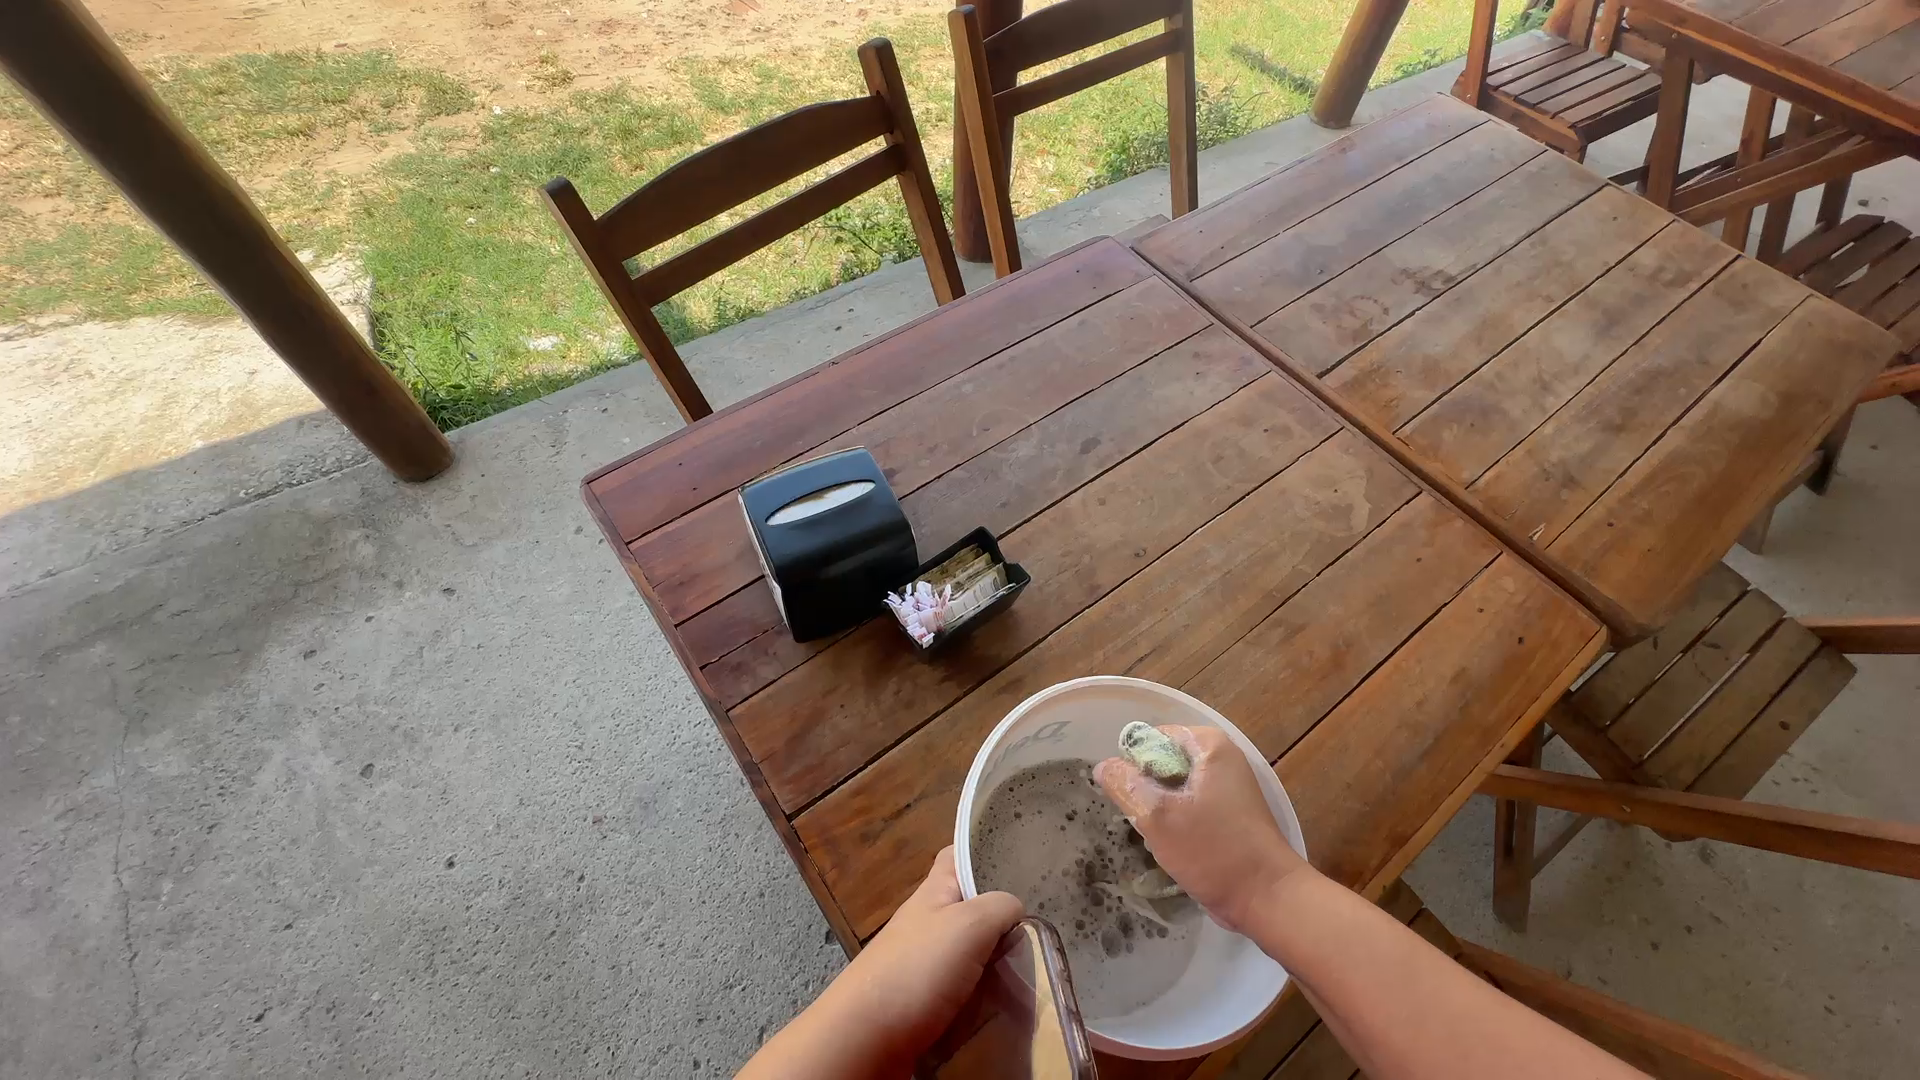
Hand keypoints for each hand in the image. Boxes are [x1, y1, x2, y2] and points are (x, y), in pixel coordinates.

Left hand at [827, 847, 1024, 1064]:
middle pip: (972, 907)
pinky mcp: (928, 1001)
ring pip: (973, 951)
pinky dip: (986, 992)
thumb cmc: (916, 968)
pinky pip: (966, 988)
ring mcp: (926, 962)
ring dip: (997, 958)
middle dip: (1002, 915)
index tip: (1019, 858)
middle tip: (1039, 924)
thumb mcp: (969, 924)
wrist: (866, 1040)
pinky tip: (1008, 998)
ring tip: (1033, 963)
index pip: (958, 856)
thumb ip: (999, 907)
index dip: (983, 851)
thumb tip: (1015, 909)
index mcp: (935, 891)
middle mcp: (929, 921)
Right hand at [1095, 725, 1307, 933]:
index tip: (1132, 799)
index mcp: (1208, 744)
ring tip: (1162, 837)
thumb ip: (1124, 784)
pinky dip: (1178, 823)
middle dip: (1147, 791)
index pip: (1150, 738)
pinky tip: (1179, 847)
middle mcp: (1222, 757)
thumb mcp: (1156, 815)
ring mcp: (1229, 786)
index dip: (1133, 767)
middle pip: (1161, 763)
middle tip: (1146, 821)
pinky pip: (1190, 806)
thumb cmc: (1213, 850)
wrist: (1268, 899)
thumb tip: (1104, 767)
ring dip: (1160, 810)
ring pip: (1173, 788)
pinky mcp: (1231, 813)